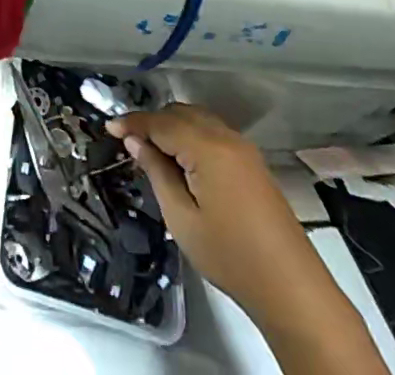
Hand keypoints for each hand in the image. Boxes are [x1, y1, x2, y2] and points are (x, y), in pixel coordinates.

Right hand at [107, 107, 388, 373]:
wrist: (286, 280)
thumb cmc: (228, 254)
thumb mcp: (182, 218)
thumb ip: (158, 172)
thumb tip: (136, 141)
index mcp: (209, 148)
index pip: (163, 123)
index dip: (134, 122)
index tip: (108, 127)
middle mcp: (227, 137)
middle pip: (182, 113)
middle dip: (153, 120)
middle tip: (126, 140)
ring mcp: (243, 147)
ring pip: (199, 119)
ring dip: (172, 126)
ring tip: (148, 148)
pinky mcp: (251, 160)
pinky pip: (213, 132)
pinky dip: (191, 135)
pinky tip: (179, 157)